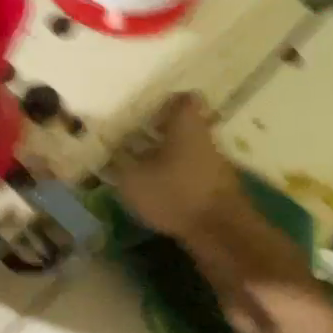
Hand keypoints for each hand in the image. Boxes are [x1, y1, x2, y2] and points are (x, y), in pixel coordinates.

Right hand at [109, 93, 248, 241]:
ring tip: (144, 169)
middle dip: (163, 132)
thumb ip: (119, 161)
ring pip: (190, 149)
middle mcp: (206, 138)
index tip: (145, 112)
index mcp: (186, 125)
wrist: (222, 233)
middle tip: (136, 140)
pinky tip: (160, 191)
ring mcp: (217, 163)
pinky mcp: (220, 187)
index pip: (183, 99)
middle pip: (186, 126)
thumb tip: (111, 149)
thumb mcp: (132, 178)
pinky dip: (179, 177)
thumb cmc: (174, 194)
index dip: (164, 102)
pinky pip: (195, 172)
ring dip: (170, 156)